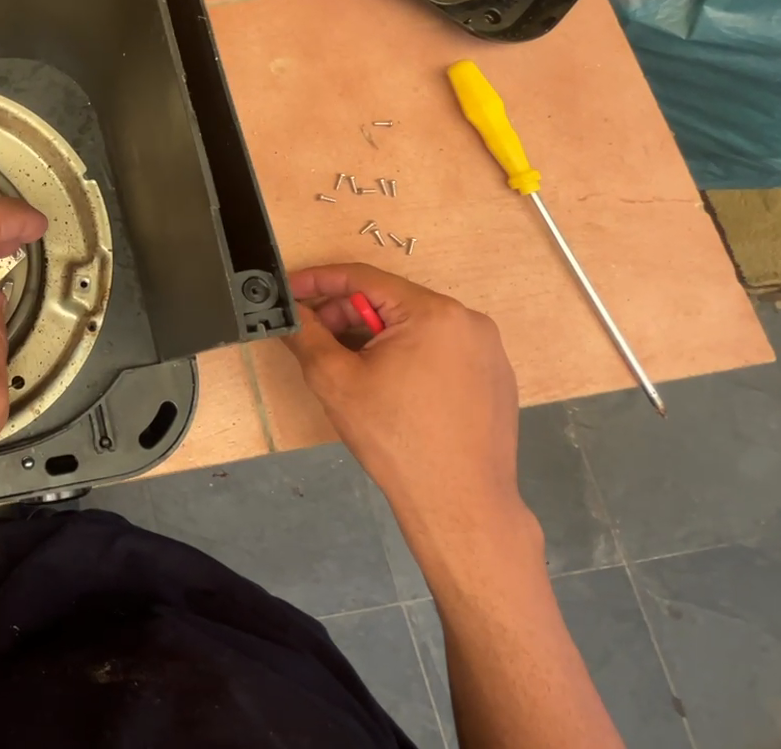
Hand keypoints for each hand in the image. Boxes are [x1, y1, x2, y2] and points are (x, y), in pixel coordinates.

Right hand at [282, 263, 526, 539]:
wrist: (459, 503)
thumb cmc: (395, 437)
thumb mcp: (334, 379)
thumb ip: (305, 334)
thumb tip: (287, 311)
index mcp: (433, 313)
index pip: (362, 277)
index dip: (317, 281)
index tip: (287, 291)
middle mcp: (468, 322)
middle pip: (389, 301)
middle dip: (344, 316)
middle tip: (311, 339)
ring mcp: (486, 351)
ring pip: (411, 326)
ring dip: (370, 337)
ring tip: (344, 368)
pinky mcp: (493, 378)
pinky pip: (436, 349)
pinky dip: (402, 356)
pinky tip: (383, 388)